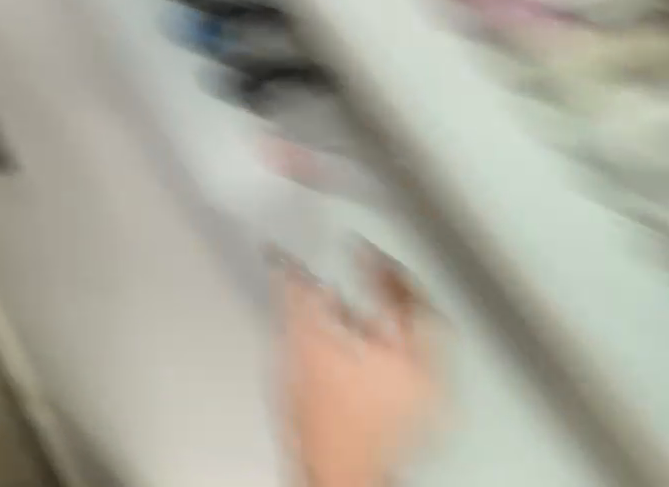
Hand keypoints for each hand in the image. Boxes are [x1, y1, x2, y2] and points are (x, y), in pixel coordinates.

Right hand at [282, 249, 440, 486]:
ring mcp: (426, 397)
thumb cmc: (322, 409)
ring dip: (390, 315)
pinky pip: (407, 362)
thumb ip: (295, 294)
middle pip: (422, 319)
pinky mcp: (414, 412)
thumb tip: (283, 257)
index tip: (361, 246)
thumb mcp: (301, 341)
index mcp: (406, 353)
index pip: (406, 296)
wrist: (336, 467)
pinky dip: (386, 340)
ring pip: (416, 341)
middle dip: (395, 290)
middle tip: (372, 267)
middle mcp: (428, 374)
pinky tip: (357, 337)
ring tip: (360, 297)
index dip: (381, 265)